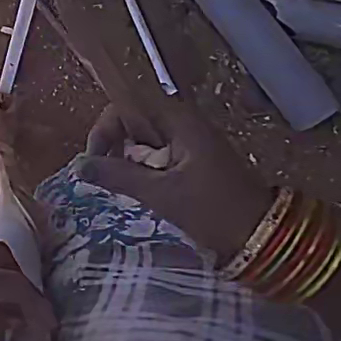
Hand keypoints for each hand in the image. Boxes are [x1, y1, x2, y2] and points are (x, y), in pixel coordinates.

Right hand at [79, 100, 274, 257]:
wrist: (262, 235)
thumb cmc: (213, 210)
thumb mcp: (162, 194)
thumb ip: (119, 175)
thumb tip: (78, 165)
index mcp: (179, 120)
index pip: (128, 104)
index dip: (106, 127)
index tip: (95, 159)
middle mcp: (184, 123)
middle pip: (135, 121)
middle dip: (118, 147)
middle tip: (113, 180)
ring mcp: (191, 141)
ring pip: (146, 141)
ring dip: (132, 163)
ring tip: (133, 191)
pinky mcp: (194, 160)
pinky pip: (160, 156)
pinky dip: (147, 171)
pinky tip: (148, 193)